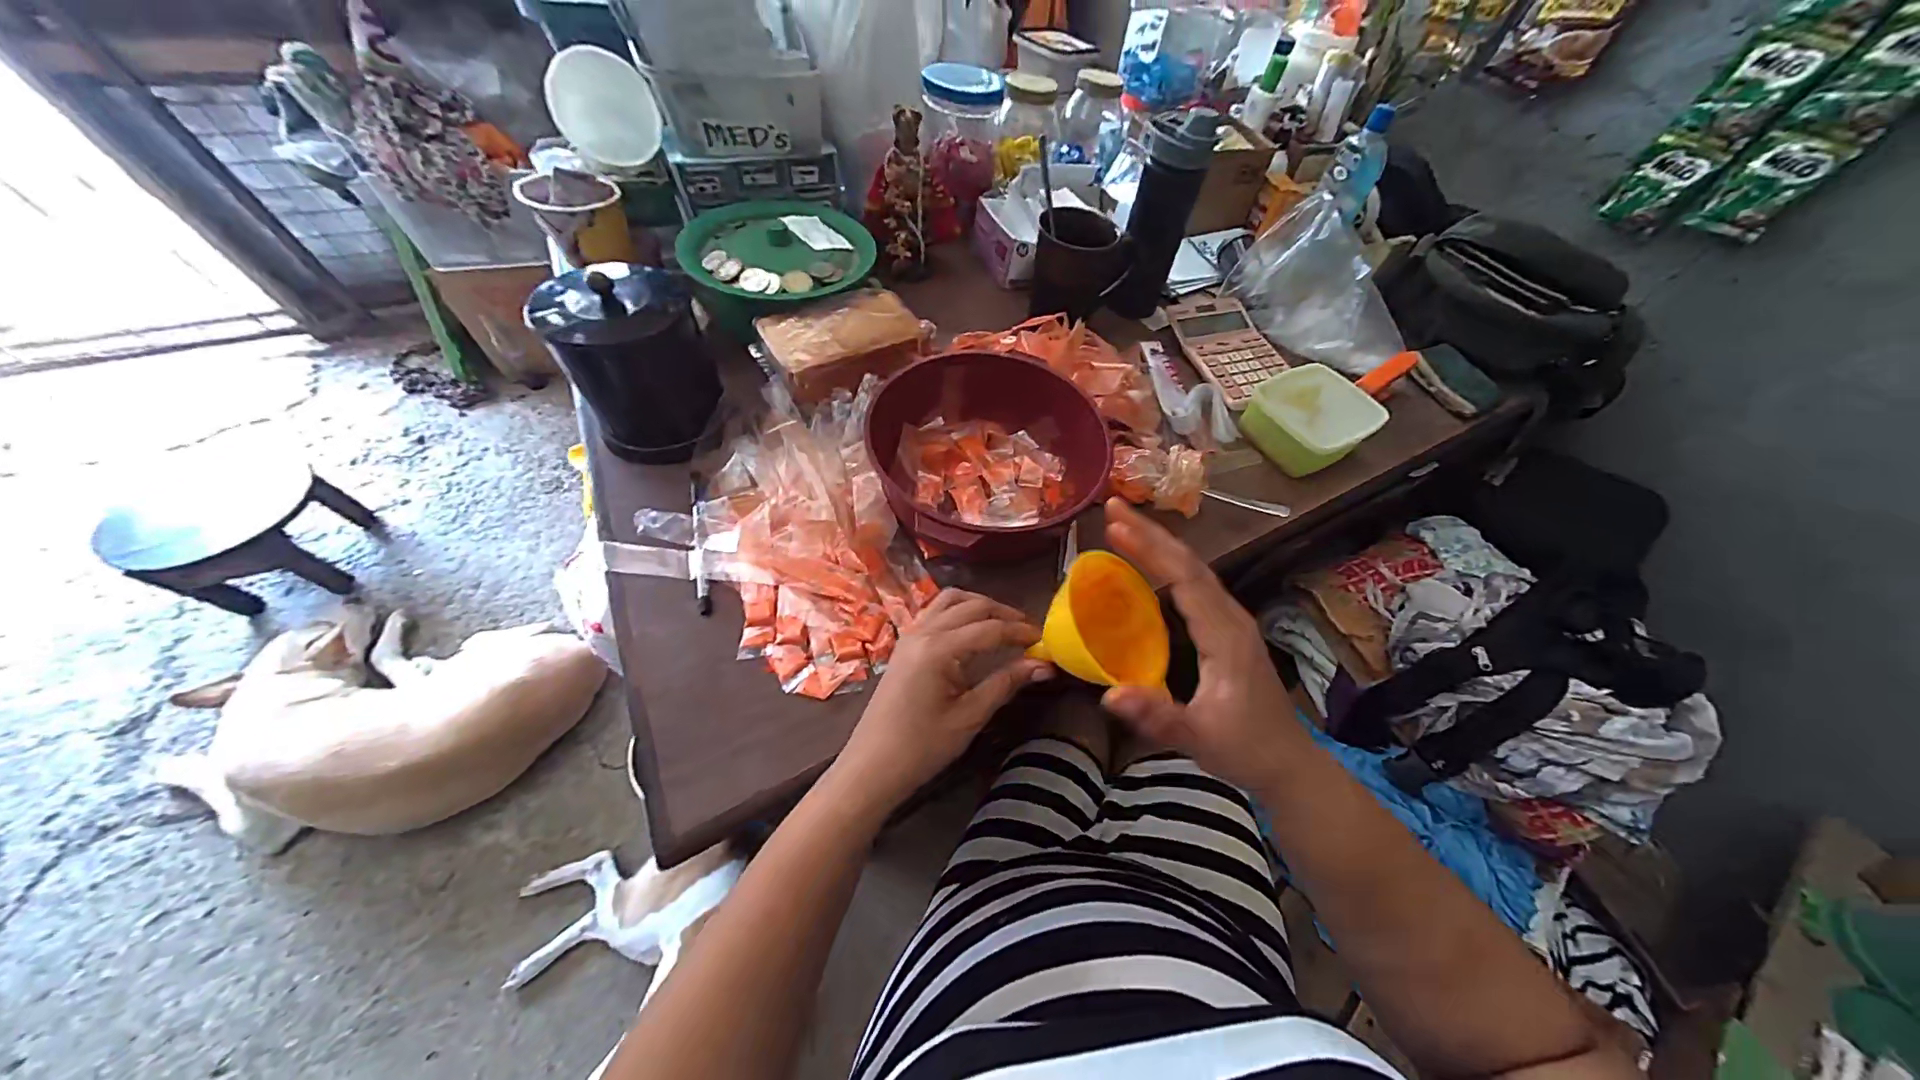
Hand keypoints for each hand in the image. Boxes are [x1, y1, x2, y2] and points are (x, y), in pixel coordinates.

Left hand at [831, 589, 1052, 811]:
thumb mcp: (970, 717)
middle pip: (971, 605)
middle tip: (1029, 633)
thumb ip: (1006, 683)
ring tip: (1004, 625)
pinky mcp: (904, 644)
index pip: (990, 628)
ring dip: (980, 606)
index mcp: (938, 649)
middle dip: (1004, 614)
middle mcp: (923, 632)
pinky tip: (972, 629)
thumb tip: (1044, 665)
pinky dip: (958, 611)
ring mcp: (910, 634)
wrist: (872, 765)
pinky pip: (935, 611)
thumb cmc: (922, 747)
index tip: (1045, 640)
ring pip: (950, 600)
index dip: (1020, 632)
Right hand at [1099, 498, 1303, 790]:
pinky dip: (1168, 566)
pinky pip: (1196, 586)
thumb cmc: (1244, 749)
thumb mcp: (1198, 739)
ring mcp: (1232, 622)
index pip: (1186, 578)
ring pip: (1194, 571)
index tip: (1116, 525)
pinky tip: (1149, 564)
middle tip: (1113, 506)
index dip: (1150, 549)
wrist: (1289, 764)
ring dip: (1159, 545)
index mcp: (1225, 636)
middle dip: (1151, 533)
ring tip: (1124, 526)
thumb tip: (1109, 695)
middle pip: (1190, 564)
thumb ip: (1158, 717)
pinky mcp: (1227, 631)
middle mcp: (1231, 619)